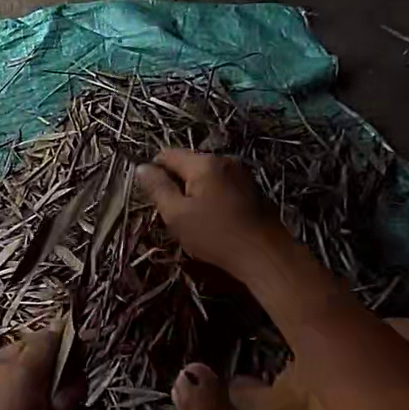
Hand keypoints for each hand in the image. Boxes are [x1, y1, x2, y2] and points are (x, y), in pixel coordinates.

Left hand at [0, 327, 84, 409]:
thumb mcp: (22, 371)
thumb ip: (46, 345)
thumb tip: (61, 320)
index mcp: (21, 360)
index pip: (61, 347)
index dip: (70, 359)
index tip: (68, 370)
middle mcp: (31, 385)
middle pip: (74, 382)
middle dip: (67, 399)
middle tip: (52, 408)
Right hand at [134, 148, 289, 275]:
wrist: (266, 255)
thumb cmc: (216, 235)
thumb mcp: (177, 215)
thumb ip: (158, 189)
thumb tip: (142, 168)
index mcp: (204, 163)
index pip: (168, 154)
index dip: (155, 172)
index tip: (154, 197)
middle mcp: (224, 160)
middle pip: (188, 164)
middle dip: (176, 184)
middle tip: (173, 214)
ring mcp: (241, 173)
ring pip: (206, 176)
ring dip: (195, 192)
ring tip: (193, 220)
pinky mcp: (252, 188)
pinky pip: (222, 185)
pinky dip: (212, 197)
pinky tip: (214, 220)